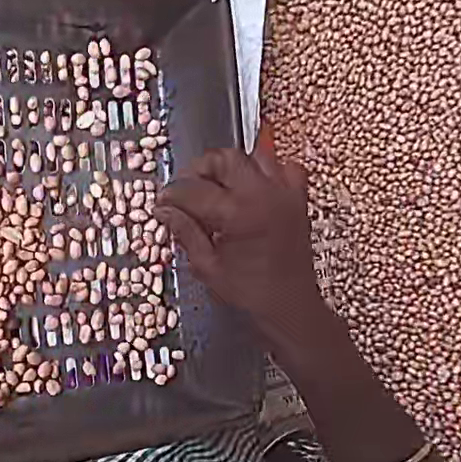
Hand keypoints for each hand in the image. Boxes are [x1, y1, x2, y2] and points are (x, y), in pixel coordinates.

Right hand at [156, 141, 330, 351]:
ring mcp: (284, 193)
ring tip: (216, 188)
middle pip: (224, 159)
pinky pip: (282, 167)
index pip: (194, 189)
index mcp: (238, 214)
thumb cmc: (250, 292)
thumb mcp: (207, 266)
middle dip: (199, 170)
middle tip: (186, 190)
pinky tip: (251, 189)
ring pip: (252, 156)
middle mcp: (264, 195)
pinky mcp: (298, 198)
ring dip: (230, 167)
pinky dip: (264, 171)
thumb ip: (185, 232)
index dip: (172, 194)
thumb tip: (165, 210)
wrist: (290, 305)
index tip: (163, 203)